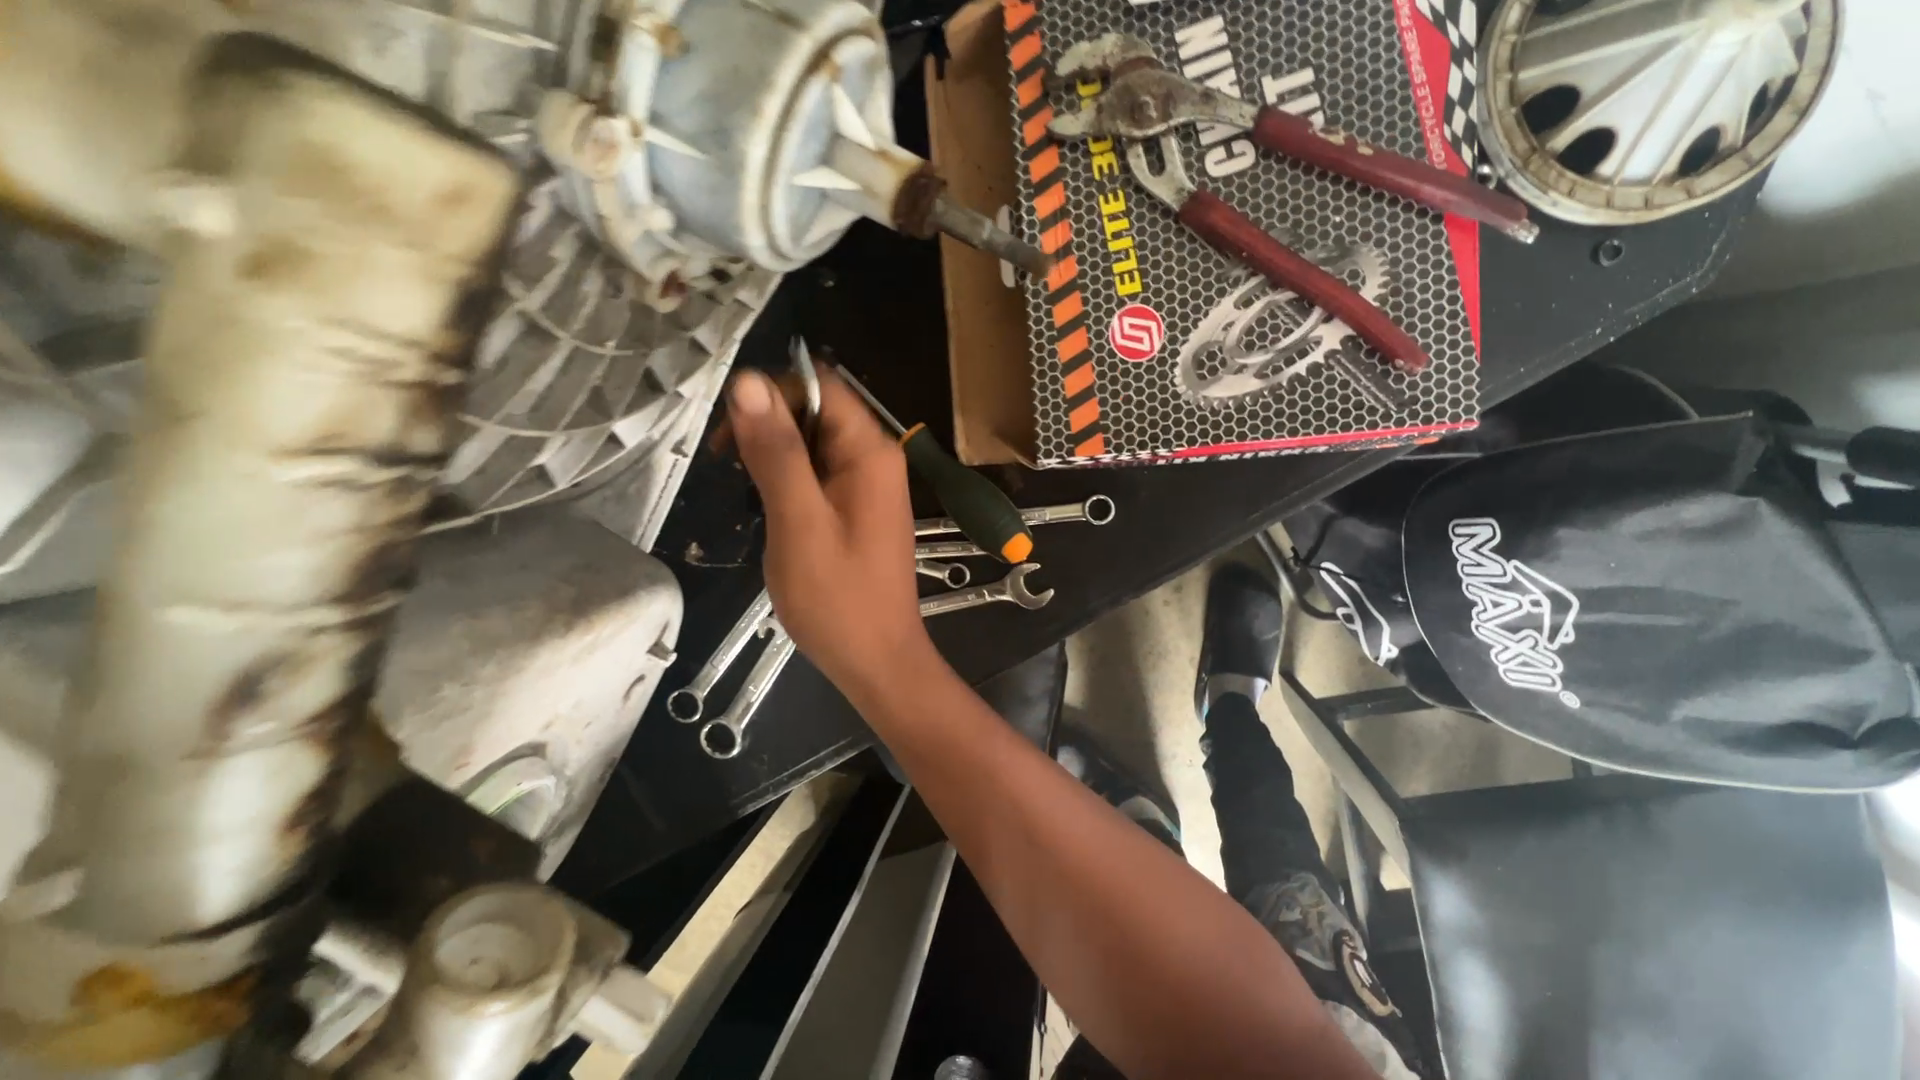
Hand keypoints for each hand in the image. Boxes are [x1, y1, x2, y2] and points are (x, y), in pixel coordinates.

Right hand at [725, 369, 934, 692]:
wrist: (876, 662)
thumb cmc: (838, 600)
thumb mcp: (799, 522)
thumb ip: (776, 452)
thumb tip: (747, 381)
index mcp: (870, 452)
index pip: (819, 386)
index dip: (771, 393)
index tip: (727, 426)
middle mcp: (875, 458)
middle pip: (814, 412)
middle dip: (767, 425)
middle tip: (726, 463)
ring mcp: (867, 486)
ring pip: (811, 444)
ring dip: (772, 455)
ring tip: (742, 491)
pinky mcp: (855, 510)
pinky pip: (816, 476)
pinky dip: (786, 481)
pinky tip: (764, 510)